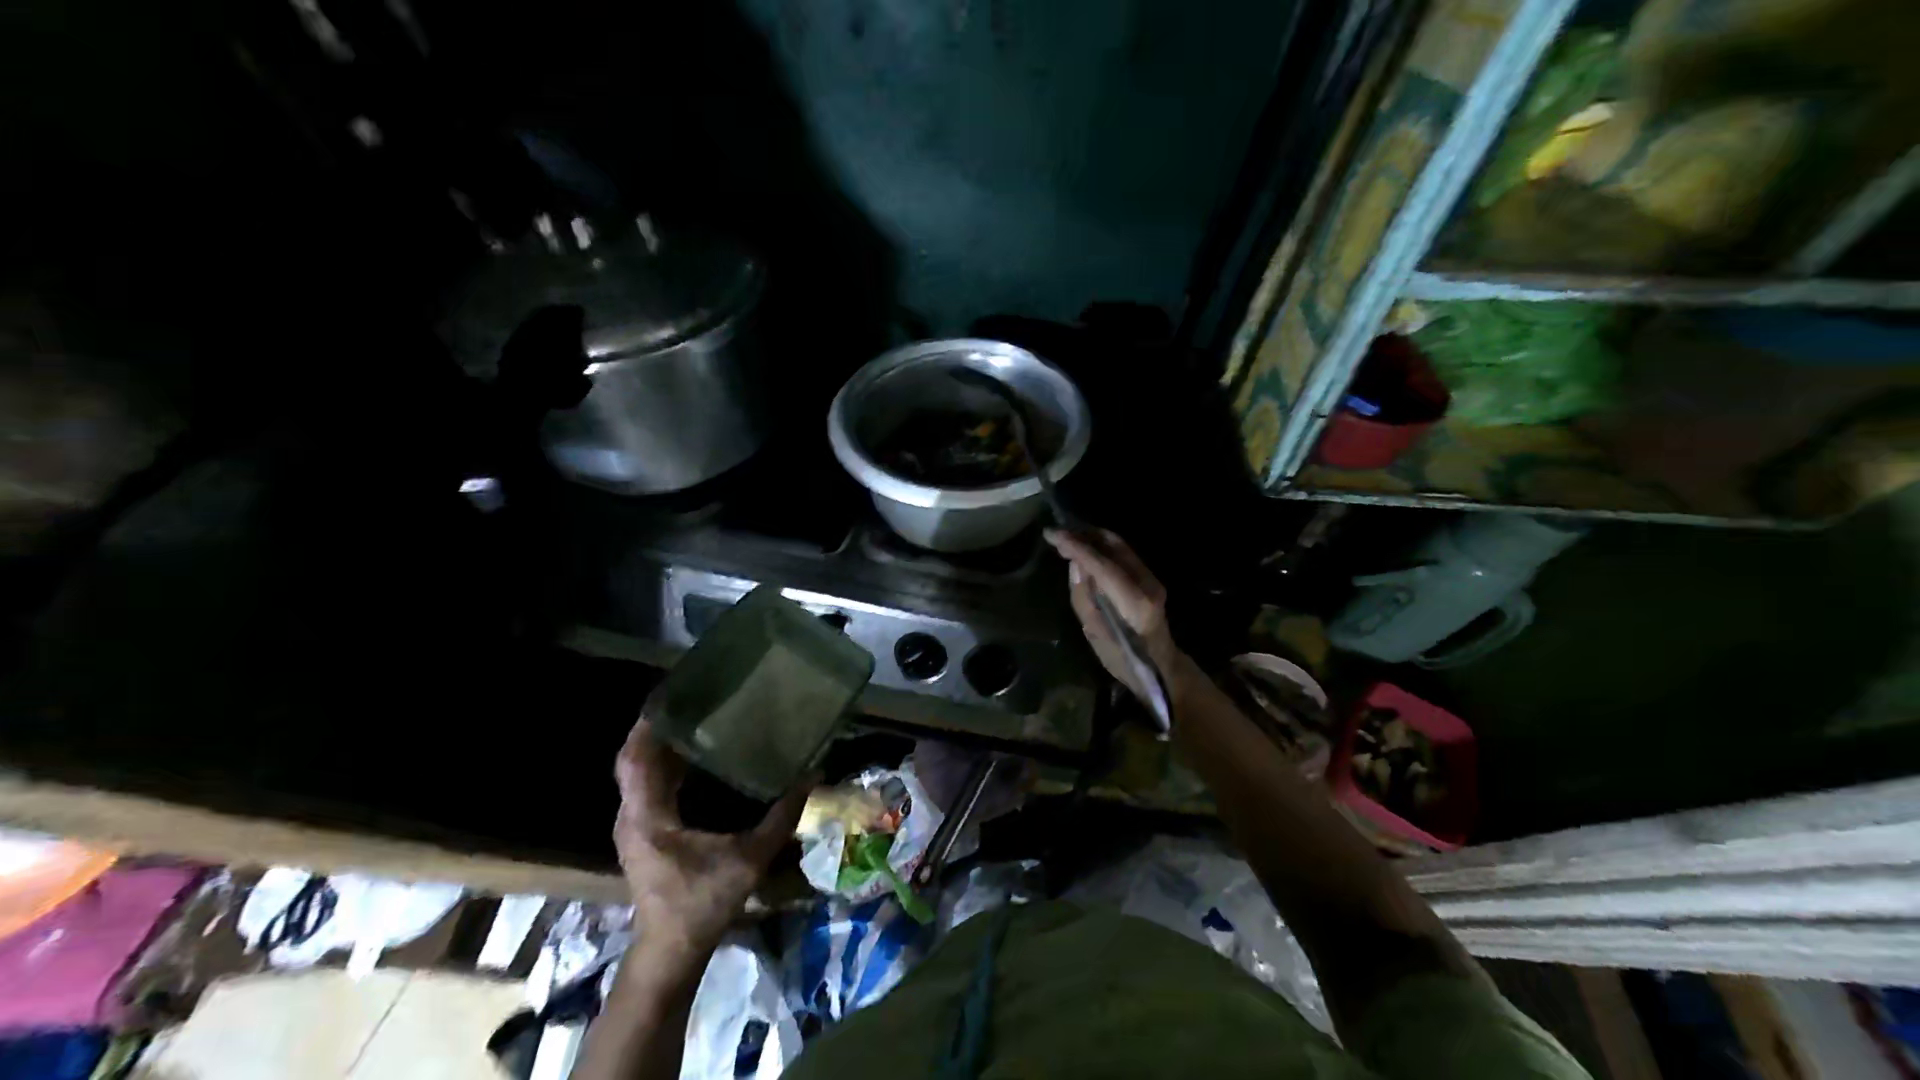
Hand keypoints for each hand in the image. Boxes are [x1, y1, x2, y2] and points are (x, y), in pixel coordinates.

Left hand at [611, 710, 808, 957]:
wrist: (671, 951)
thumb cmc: (704, 903)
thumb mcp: (750, 858)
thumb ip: (782, 816)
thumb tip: (812, 775)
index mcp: (647, 815)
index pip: (636, 757)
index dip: (649, 724)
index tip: (672, 695)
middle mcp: (631, 816)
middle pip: (634, 759)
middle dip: (657, 728)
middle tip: (690, 701)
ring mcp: (632, 826)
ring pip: (637, 774)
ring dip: (659, 747)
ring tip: (694, 720)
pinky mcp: (641, 835)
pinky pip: (645, 788)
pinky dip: (663, 768)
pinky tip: (692, 759)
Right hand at [1043, 528, 1187, 701]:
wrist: (1160, 667)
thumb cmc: (1124, 660)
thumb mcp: (1095, 634)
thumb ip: (1084, 596)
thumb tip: (1075, 565)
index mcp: (1134, 601)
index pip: (1102, 564)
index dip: (1076, 546)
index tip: (1052, 534)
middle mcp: (1147, 582)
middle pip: (1114, 545)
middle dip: (1084, 535)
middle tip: (1057, 534)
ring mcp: (1151, 578)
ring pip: (1119, 546)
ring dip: (1092, 539)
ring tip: (1066, 540)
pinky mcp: (1149, 578)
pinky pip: (1122, 554)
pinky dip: (1101, 548)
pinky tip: (1084, 552)